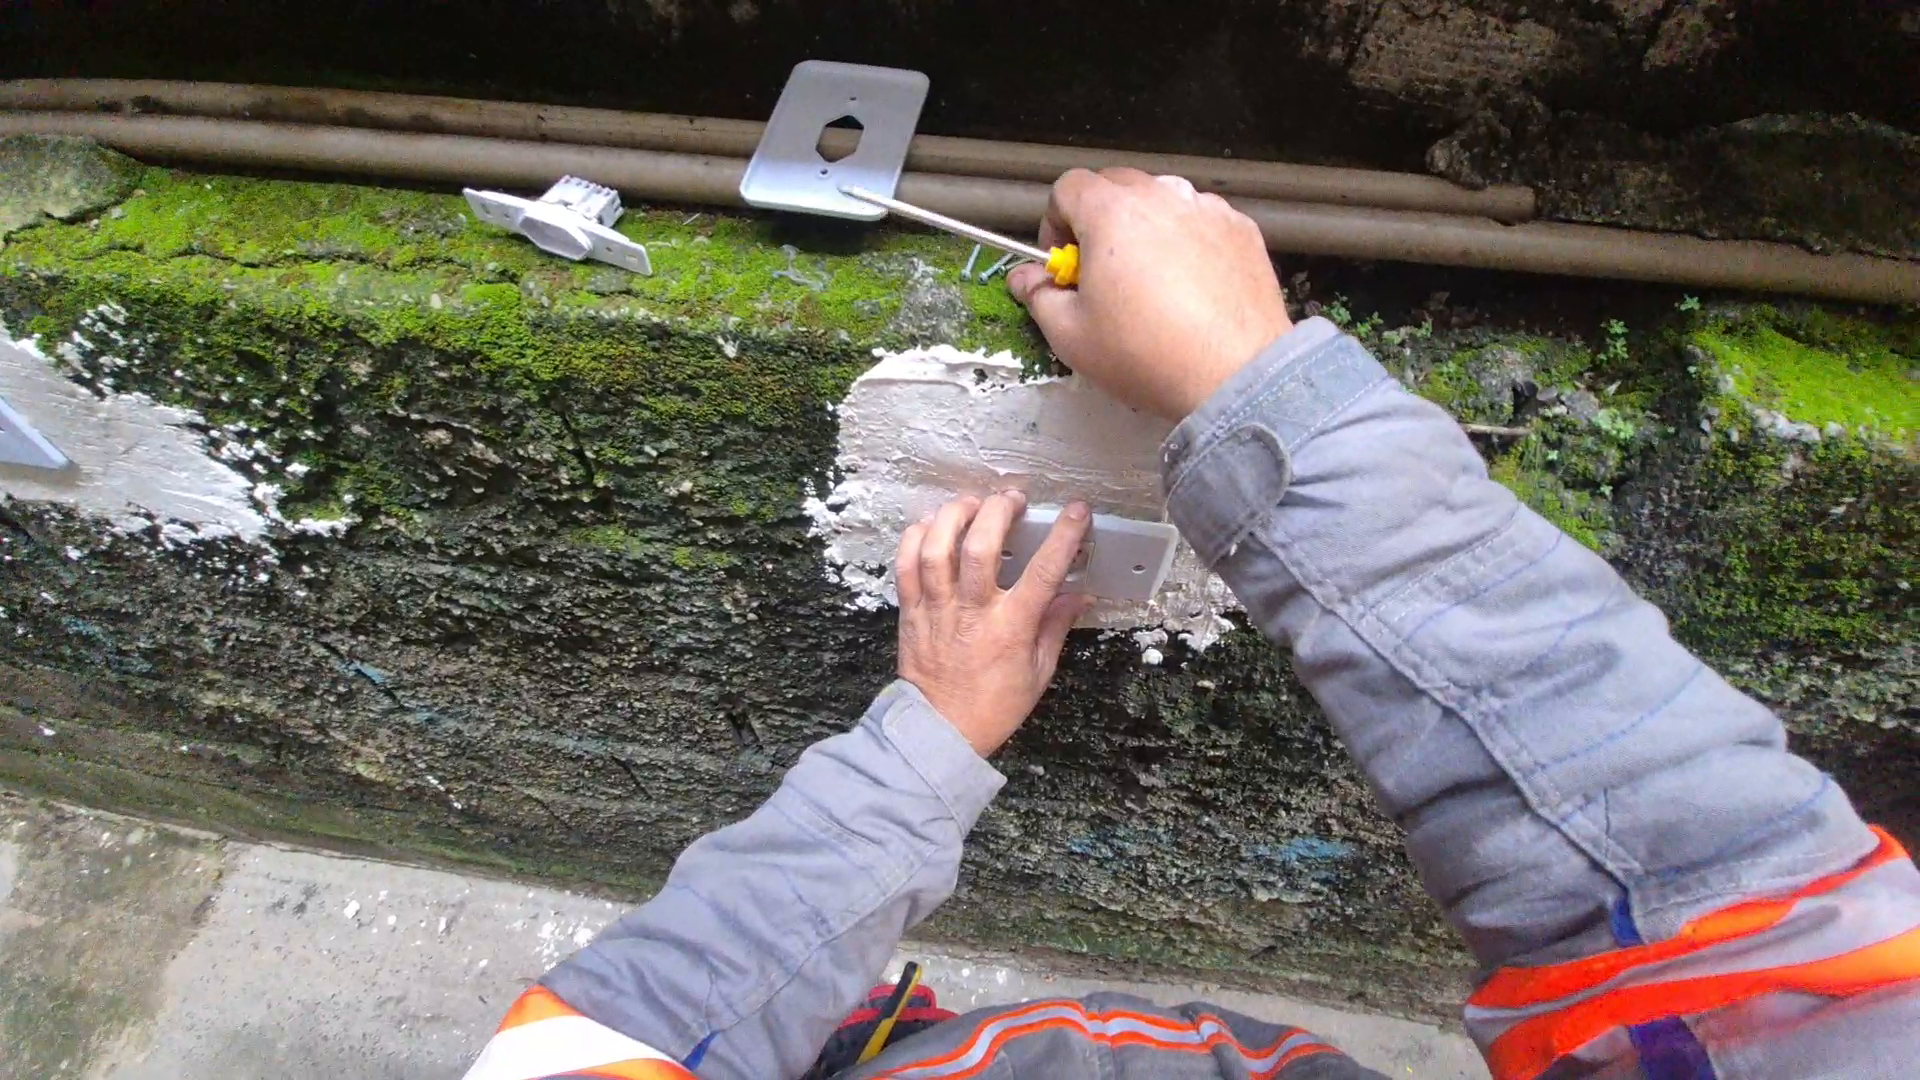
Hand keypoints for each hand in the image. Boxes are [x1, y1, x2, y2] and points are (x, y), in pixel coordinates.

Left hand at [896, 492, 1095, 756]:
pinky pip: (905, 565)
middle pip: (981, 547)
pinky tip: (931, 525)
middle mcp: (971, 611)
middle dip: (998, 511)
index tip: (1076, 511)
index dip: (1063, 536)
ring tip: (970, 503)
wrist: (939, 732)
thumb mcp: (1038, 672)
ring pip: (937, 549)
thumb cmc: (993, 705)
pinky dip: (915, 538)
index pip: (1043, 572)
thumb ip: (1055, 627)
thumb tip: (1078, 594)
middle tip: (1012, 500)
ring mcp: (936, 609)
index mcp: (1010, 628)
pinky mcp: (910, 611)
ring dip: (953, 516)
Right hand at [1007, 168, 1292, 420]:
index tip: (1060, 261)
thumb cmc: (1147, 355)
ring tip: (1145, 283)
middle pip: (1114, 186)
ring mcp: (1206, 210)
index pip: (1068, 187)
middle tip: (1098, 274)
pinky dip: (1184, 242)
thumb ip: (1039, 296)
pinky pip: (1198, 221)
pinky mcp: (1240, 230)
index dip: (1054, 223)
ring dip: (1141, 229)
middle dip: (1096, 222)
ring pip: (1159, 200)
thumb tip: (1025, 278)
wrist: (1232, 375)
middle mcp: (1162, 197)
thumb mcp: (1071, 336)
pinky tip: (1185, 288)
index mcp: (1111, 214)